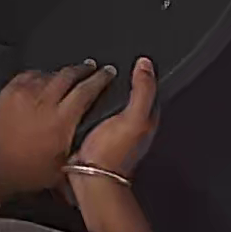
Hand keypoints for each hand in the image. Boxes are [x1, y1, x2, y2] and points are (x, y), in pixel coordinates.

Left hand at [0, 62, 113, 193]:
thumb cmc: (25, 172)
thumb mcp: (59, 169)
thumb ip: (76, 153)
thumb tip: (90, 150)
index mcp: (62, 119)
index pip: (86, 90)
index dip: (100, 79)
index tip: (109, 72)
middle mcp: (46, 101)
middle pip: (69, 75)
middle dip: (84, 68)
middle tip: (92, 66)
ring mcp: (26, 93)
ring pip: (49, 73)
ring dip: (61, 72)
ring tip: (68, 73)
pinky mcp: (10, 91)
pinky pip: (29, 74)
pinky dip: (39, 74)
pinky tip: (42, 76)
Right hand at [76, 56, 158, 177]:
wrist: (87, 177)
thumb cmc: (112, 154)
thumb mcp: (135, 118)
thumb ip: (143, 90)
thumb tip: (146, 63)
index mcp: (147, 116)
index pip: (149, 84)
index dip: (142, 69)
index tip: (132, 54)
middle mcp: (132, 119)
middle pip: (129, 89)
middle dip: (120, 76)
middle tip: (108, 61)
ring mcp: (113, 124)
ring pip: (111, 97)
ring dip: (102, 87)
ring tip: (92, 71)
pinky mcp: (94, 127)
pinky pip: (94, 105)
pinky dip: (89, 97)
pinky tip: (81, 90)